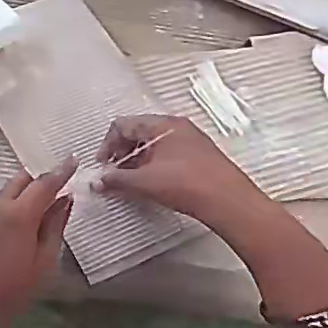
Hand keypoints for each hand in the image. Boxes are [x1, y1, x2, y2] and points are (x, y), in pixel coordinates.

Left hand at [0, 162, 75, 327]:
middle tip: (56, 186)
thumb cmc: (15, 288)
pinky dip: (6, 212)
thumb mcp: (45, 260)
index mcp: (18, 214)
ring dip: (21, 197)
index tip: (73, 160)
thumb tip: (65, 199)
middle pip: (20, 180)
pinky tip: (12, 232)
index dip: (60, 171)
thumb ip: (55, 224)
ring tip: (36, 214)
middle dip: (38, 180)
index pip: (43, 183)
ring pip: (5, 194)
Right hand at [94, 115, 274, 231]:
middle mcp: (178, 128)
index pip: (123, 125)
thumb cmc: (192, 184)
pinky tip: (149, 185)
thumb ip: (115, 180)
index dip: (107, 144)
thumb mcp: (144, 182)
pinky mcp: (197, 158)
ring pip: (152, 146)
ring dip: (135, 162)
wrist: (229, 203)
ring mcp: (189, 143)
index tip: (103, 164)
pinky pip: (166, 156)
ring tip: (128, 182)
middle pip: (137, 133)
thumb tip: (98, 181)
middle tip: (112, 173)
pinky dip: (151, 167)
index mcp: (164, 125)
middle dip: (120, 153)